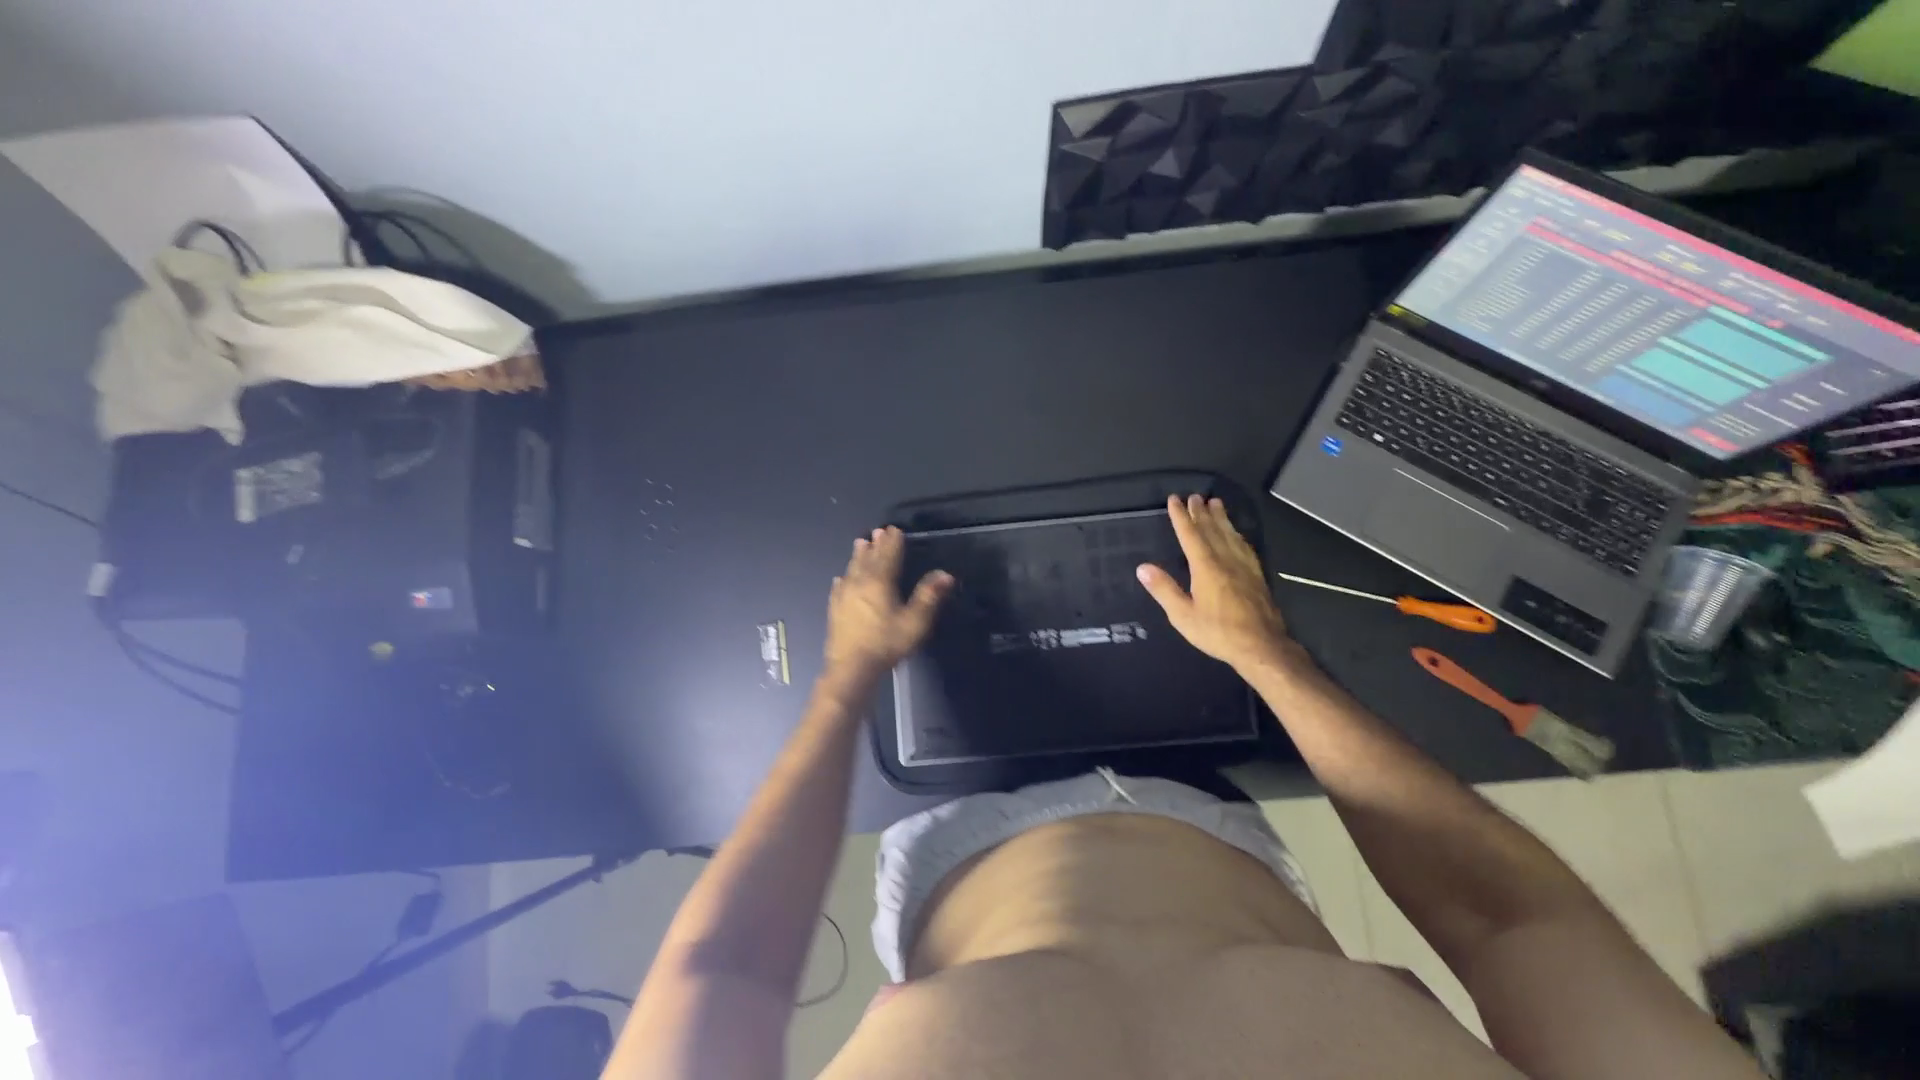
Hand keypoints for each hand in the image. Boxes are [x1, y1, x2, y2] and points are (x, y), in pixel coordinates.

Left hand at [823, 527, 953, 680]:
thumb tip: (945, 574)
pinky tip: (841, 578)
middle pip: (869, 559)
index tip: (894, 529)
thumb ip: (929, 596)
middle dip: (875, 545)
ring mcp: (844, 596)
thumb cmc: (886, 643)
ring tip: (860, 543)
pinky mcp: (835, 609)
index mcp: (880, 582)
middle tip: (877, 531)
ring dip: (858, 555)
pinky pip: (839, 587)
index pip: (888, 556)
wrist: (851, 667)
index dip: (893, 542)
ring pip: (852, 569)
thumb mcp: (915, 622)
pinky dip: (844, 578)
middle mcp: (860, 583)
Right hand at [1137, 495, 1294, 672]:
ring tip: (1216, 503)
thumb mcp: (1183, 615)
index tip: (1174, 499)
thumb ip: (1164, 590)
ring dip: (1221, 518)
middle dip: (1201, 512)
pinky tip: (1237, 534)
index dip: (1181, 517)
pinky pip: (1244, 546)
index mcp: (1206, 567)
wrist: (1261, 645)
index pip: (1191, 535)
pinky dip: (1237, 534)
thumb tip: (1143, 567)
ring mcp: (1244, 566)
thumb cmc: (1218, 632)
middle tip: (1194, 496)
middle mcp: (1226, 559)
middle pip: (1212, 529)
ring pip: (1231, 534)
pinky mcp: (1257, 574)